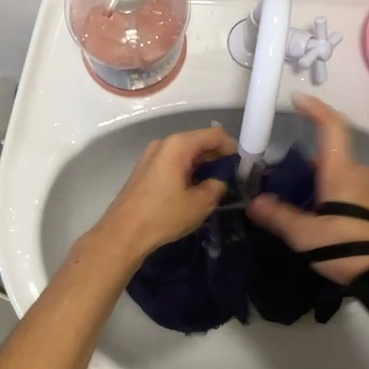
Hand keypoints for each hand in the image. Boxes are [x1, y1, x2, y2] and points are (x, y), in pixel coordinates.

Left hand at [89, 126, 236, 262]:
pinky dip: (188, 171)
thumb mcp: (201, 203)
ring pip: (186, 154)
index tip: (244, 166)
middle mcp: (164, 143)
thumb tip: (220, 179)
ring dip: (203, 166)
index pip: (215, 135)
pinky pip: (173, 163)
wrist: (123, 233)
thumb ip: (218, 185)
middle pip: (199, 142)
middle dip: (218, 158)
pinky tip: (195, 190)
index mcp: (178, 145)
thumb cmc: (164, 215)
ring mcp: (151, 156)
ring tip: (217, 187)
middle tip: (233, 179)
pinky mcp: (145, 170)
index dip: (232, 148)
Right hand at [247, 93, 368, 283]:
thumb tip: (255, 204)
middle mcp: (360, 173)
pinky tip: (323, 224)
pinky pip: (351, 192)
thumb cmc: (346, 247)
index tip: (298, 100)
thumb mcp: (304, 235)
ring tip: (301, 214)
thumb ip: (278, 216)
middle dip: (305, 170)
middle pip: (329, 158)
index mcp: (341, 171)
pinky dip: (334, 198)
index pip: (331, 127)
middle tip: (284, 190)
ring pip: (339, 177)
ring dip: (319, 187)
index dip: (315, 109)